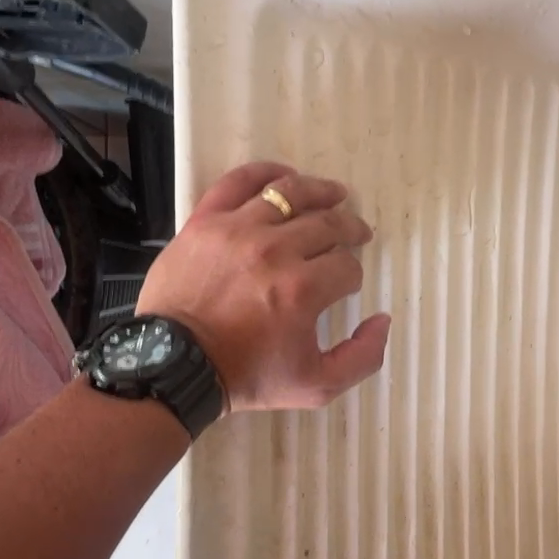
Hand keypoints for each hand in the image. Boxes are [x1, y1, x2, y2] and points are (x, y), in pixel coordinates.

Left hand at [135, 161, 390, 412]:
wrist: (175, 365)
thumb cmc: (246, 375)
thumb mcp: (316, 385)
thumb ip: (362, 358)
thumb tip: (382, 320)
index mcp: (303, 289)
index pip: (347, 267)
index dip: (352, 276)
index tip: (344, 284)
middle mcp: (275, 250)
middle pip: (328, 224)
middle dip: (350, 229)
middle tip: (357, 233)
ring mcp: (238, 229)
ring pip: (291, 194)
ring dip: (321, 192)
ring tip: (335, 194)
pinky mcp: (206, 220)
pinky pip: (239, 182)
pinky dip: (267, 172)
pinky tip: (285, 176)